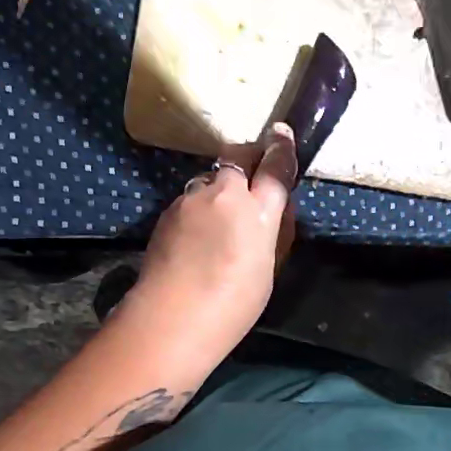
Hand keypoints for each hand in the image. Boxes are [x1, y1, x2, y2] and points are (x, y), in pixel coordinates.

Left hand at [125, 122, 297, 353]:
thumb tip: (275, 211)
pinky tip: (198, 235)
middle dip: (248, 156)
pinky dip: (200, 206)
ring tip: (221, 217)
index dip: (281, 149)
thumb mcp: (268, 269)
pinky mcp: (168, 211)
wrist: (171, 318)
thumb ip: (273, 232)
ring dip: (220, 187)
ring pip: (210, 179)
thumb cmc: (232, 304)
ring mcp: (191, 199)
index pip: (275, 168)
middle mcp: (224, 195)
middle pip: (237, 156)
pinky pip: (191, 198)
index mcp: (257, 212)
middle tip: (253, 173)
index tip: (282, 133)